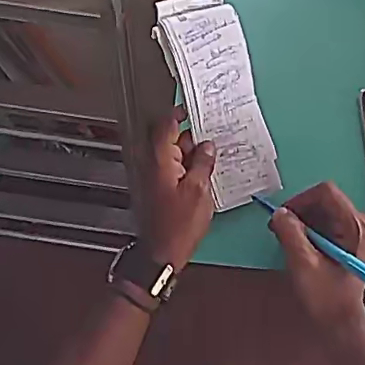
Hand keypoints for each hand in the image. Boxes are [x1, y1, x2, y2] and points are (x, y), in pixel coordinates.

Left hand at [144, 107, 214, 270]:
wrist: (162, 253)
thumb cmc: (179, 224)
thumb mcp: (199, 190)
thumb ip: (203, 163)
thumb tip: (207, 146)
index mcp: (160, 160)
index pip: (165, 126)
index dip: (179, 114)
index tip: (192, 110)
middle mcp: (152, 165)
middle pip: (170, 139)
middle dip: (191, 137)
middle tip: (212, 140)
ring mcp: (154, 177)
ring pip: (173, 155)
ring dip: (191, 154)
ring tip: (212, 160)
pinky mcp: (158, 189)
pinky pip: (173, 169)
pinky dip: (187, 167)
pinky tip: (203, 175)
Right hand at [267, 182, 364, 336]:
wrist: (340, 322)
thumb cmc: (326, 297)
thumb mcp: (304, 264)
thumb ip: (291, 234)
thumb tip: (279, 213)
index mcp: (355, 225)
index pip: (325, 193)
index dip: (300, 200)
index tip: (284, 216)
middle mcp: (360, 222)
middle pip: (323, 200)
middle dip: (299, 212)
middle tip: (281, 229)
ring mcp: (355, 230)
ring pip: (322, 210)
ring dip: (302, 221)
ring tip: (288, 240)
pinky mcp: (348, 238)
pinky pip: (324, 221)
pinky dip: (308, 229)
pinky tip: (299, 246)